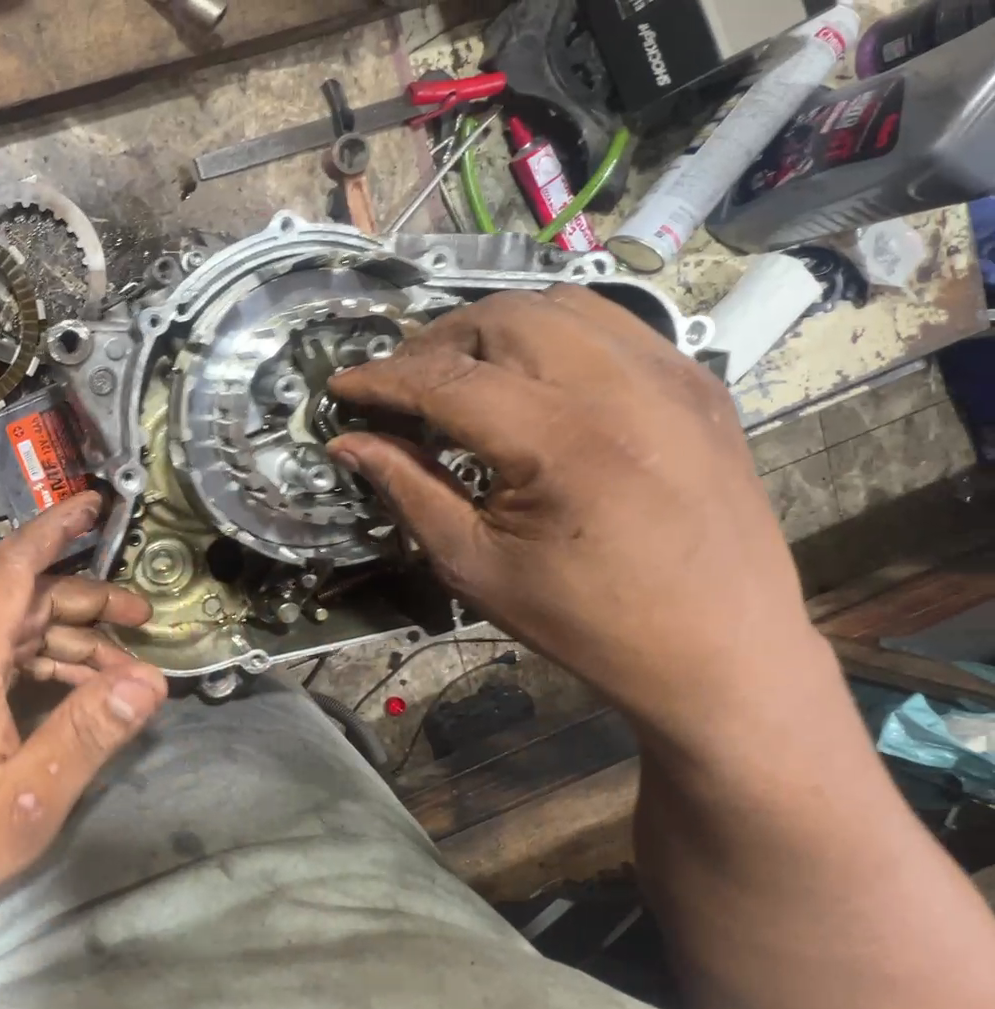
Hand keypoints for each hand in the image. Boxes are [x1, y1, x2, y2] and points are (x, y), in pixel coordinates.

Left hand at [0, 492, 168, 947]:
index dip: (53, 529)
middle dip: (87, 605)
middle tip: (143, 621)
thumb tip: (150, 682)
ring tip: (120, 676)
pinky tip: (70, 696)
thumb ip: (87, 735)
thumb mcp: (24, 802)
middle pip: (23, 602)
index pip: (12, 569)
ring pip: (10, 633)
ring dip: (68, 644)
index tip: (94, 504)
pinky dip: (37, 668)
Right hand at [326, 286, 809, 737]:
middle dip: (434, 342)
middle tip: (398, 385)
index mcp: (562, 442)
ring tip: (457, 373)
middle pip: (502, 319)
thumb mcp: (473, 564)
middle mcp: (623, 387)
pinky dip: (550, 334)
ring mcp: (672, 375)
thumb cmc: (585, 621)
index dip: (382, 379)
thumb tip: (348, 444)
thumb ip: (408, 489)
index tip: (340, 387)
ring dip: (491, 328)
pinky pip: (610, 324)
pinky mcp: (698, 382)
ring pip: (558, 305)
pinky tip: (527, 379)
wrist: (721, 651)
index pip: (447, 379)